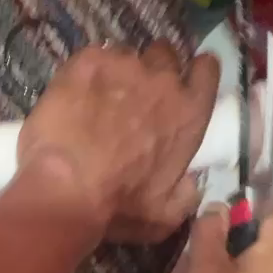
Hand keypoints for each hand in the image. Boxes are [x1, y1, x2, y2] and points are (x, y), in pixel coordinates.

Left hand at [18, 42, 221, 241]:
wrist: (66, 189)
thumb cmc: (118, 207)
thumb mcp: (165, 216)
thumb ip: (185, 194)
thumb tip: (190, 183)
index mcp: (189, 114)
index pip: (206, 72)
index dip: (195, 75)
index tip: (182, 84)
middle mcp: (163, 81)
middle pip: (165, 57)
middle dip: (153, 72)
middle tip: (132, 100)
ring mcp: (124, 65)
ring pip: (126, 56)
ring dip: (117, 74)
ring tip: (96, 102)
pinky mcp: (87, 61)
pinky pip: (92, 57)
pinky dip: (85, 74)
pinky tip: (73, 97)